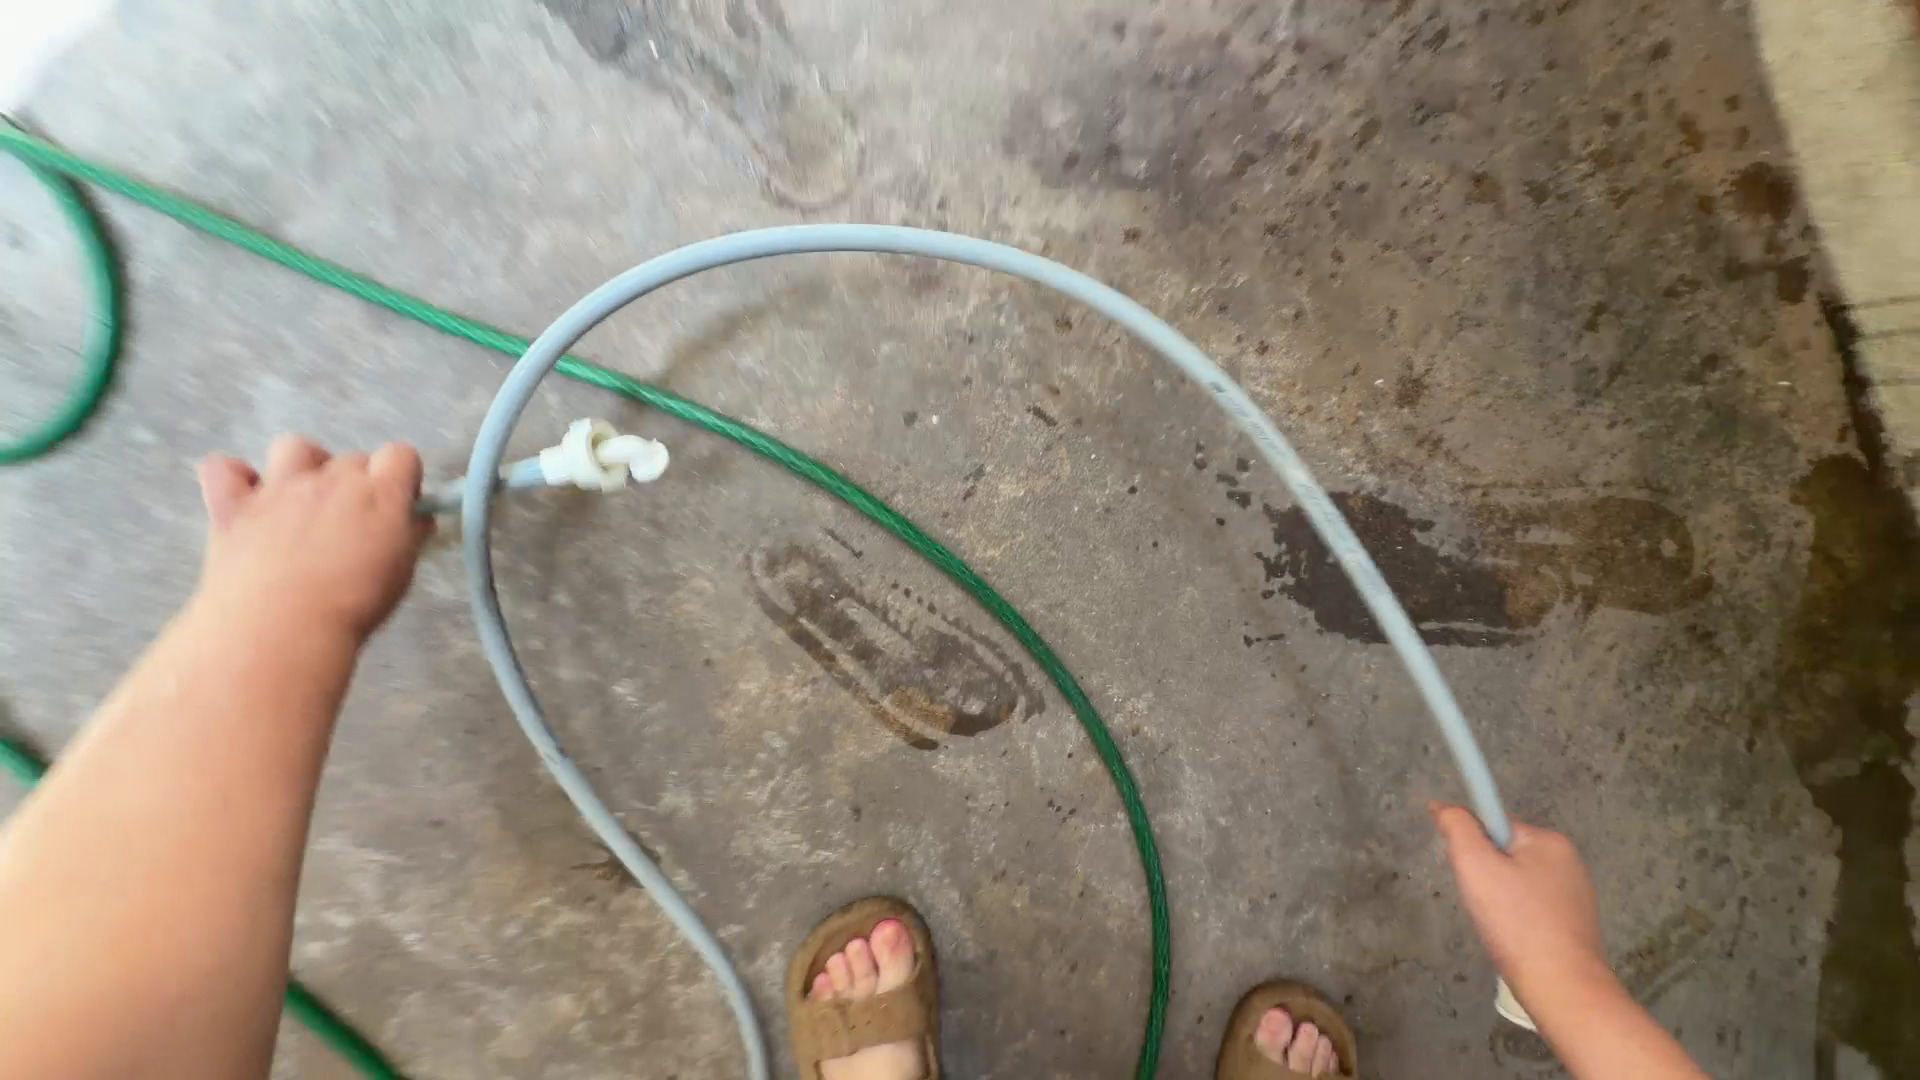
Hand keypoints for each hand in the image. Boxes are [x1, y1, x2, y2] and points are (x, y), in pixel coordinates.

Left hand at [194, 436, 429, 640]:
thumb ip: (410, 534)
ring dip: (306, 465)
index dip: (405, 476)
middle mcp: (331, 480)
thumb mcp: (403, 568)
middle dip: (360, 480)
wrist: (281, 625)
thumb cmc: (356, 602)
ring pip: (294, 447)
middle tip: (358, 519)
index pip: (402, 455)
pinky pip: (223, 468)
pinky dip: (235, 477)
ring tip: (307, 498)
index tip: (403, 504)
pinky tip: (248, 500)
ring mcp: (277, 488)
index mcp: (380, 493)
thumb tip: (415, 519)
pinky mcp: (231, 505)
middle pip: (352, 457)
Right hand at [1430, 802, 1609, 995]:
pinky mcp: (1574, 920)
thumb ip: (1456, 825)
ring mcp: (1575, 893)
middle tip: (1481, 898)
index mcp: (1549, 841)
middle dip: (1484, 870)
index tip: (1471, 872)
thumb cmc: (1515, 920)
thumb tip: (1442, 806)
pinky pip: (1530, 901)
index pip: (1492, 823)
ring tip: (1497, 920)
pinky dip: (1515, 912)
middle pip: (1503, 850)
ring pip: (1515, 877)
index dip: (1471, 844)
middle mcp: (1568, 860)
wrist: (1562, 988)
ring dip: (1498, 892)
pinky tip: (1514, 933)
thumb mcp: (1473, 863)